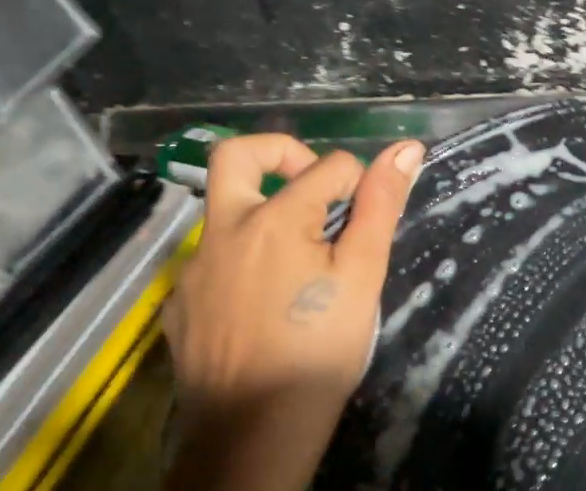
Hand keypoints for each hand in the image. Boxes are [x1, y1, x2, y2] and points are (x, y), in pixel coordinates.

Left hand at [163, 134, 424, 490]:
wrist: (252, 436)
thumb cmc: (319, 348)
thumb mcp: (363, 273)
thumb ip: (380, 204)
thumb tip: (406, 148)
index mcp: (272, 219)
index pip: (328, 165)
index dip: (358, 184)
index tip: (367, 223)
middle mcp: (222, 233)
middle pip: (236, 155)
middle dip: (280, 153)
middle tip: (314, 187)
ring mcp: (192, 271)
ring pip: (224, 212)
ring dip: (265, 213)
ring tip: (302, 259)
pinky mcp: (179, 306)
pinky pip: (212, 260)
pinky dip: (245, 260)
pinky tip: (268, 302)